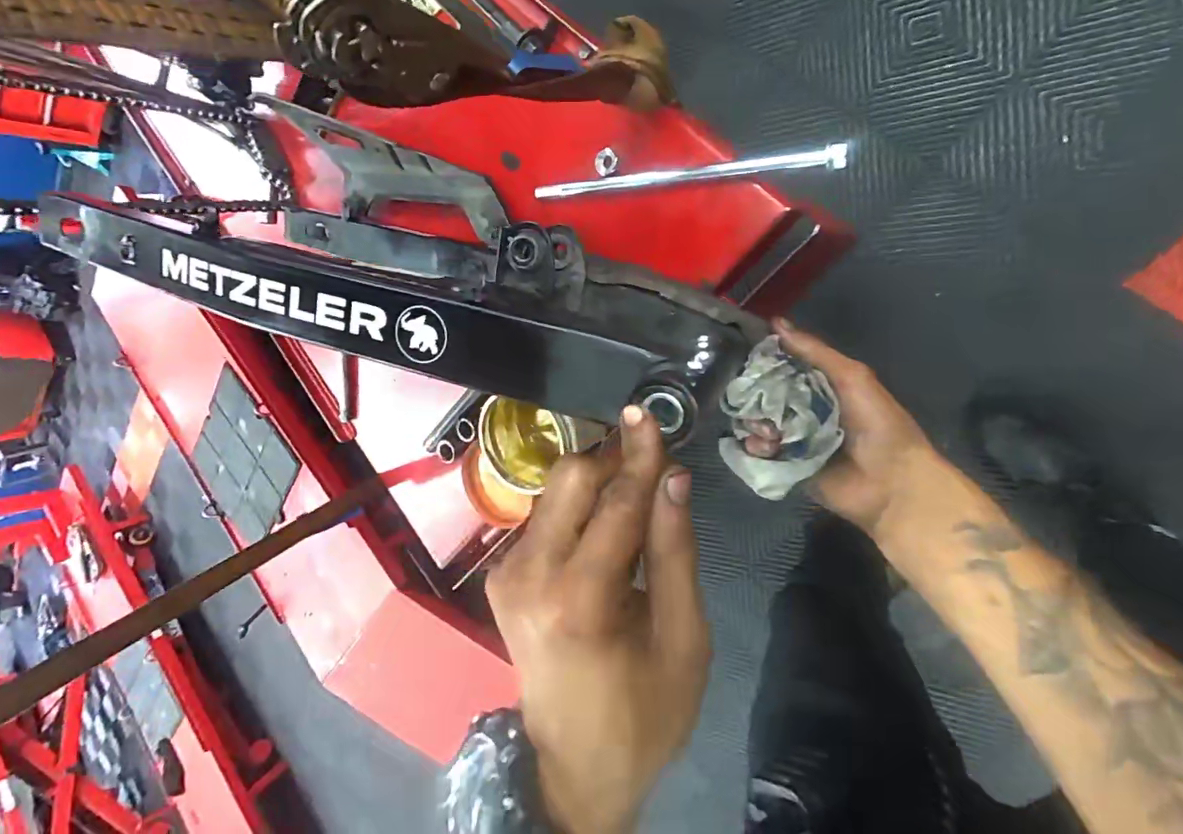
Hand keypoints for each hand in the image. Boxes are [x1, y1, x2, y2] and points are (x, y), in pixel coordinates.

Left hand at [486, 406, 710, 833]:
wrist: (573, 768)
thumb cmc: (643, 713)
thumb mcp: (683, 640)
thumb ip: (675, 552)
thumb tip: (674, 479)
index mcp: (579, 598)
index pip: (616, 503)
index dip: (639, 454)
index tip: (648, 413)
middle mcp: (528, 574)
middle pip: (569, 479)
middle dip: (611, 460)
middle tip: (650, 465)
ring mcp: (505, 573)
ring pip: (553, 492)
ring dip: (595, 484)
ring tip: (633, 505)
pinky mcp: (499, 575)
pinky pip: (544, 518)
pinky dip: (578, 510)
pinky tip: (604, 536)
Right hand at [771, 318, 940, 536]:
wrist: (894, 484)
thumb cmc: (879, 425)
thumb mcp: (852, 377)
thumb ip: (814, 351)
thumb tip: (775, 322)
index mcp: (819, 386)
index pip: (780, 366)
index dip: (762, 360)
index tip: (743, 355)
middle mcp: (802, 409)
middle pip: (762, 394)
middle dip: (753, 395)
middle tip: (752, 399)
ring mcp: (792, 438)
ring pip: (757, 421)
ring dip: (753, 421)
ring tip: (767, 429)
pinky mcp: (786, 465)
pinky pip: (759, 452)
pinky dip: (755, 446)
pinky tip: (765, 445)